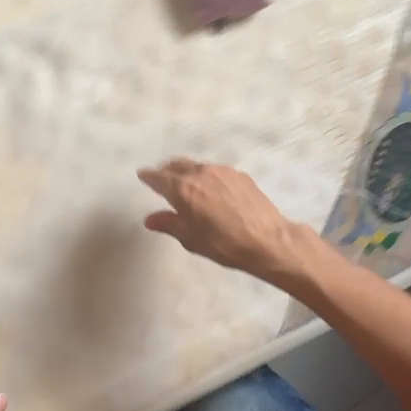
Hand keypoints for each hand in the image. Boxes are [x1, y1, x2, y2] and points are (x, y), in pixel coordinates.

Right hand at [137, 159, 318, 283]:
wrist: (268, 241)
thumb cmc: (224, 244)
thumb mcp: (191, 239)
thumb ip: (169, 224)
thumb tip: (150, 219)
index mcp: (183, 189)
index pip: (158, 177)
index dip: (148, 177)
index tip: (143, 176)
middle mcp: (200, 173)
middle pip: (176, 165)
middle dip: (166, 171)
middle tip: (162, 181)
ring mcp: (221, 171)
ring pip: (197, 166)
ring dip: (187, 172)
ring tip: (187, 185)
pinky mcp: (239, 174)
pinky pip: (215, 171)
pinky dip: (206, 176)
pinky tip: (212, 190)